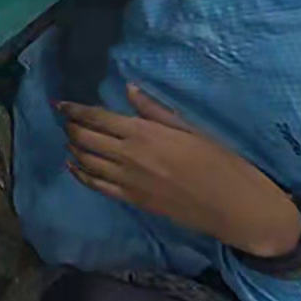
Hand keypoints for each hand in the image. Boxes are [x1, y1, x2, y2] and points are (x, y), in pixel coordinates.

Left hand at [62, 85, 300, 257]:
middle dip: (71, 126)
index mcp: (143, 133)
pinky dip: (80, 173)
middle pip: (85, 137)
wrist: (241, 211)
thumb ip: (154, 111)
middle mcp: (129, 155)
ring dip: (74, 147)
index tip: (59, 103)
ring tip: (70, 138)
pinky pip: (96, 185)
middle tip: (66, 119)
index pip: (96, 117)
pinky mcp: (133, 200)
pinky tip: (73, 165)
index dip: (74, 109)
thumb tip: (128, 89)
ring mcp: (128, 180)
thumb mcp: (192, 129)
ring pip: (86, 160)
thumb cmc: (224, 164)